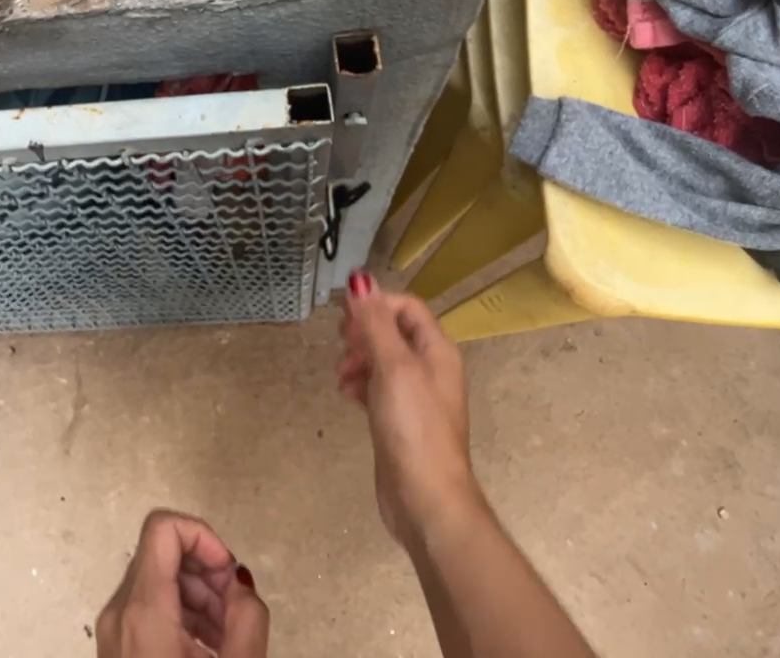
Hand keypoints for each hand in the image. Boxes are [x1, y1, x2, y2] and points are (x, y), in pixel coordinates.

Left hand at [96, 510, 269, 657]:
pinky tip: (207, 645)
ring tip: (228, 634)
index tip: (231, 573)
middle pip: (164, 552)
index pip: (163, 526)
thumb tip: (241, 582)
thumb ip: (248, 618)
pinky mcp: (115, 644)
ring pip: (159, 578)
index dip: (204, 536)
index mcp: (143, 609)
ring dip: (200, 592)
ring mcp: (113, 627)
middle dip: (208, 570)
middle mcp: (118, 609)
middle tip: (237, 609)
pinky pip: (149, 606)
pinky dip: (182, 611)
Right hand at [336, 270, 481, 551]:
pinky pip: (377, 387)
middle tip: (342, 346)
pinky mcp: (400, 420)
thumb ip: (375, 323)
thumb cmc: (413, 427)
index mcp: (437, 350)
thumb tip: (359, 279)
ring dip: (358, 359)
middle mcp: (430, 368)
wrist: (425, 499)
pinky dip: (360, 384)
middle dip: (363, 333)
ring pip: (381, 360)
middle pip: (392, 331)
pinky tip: (347, 395)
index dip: (376, 305)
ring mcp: (415, 396)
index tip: (346, 319)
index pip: (406, 307)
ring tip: (342, 377)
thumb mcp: (393, 367)